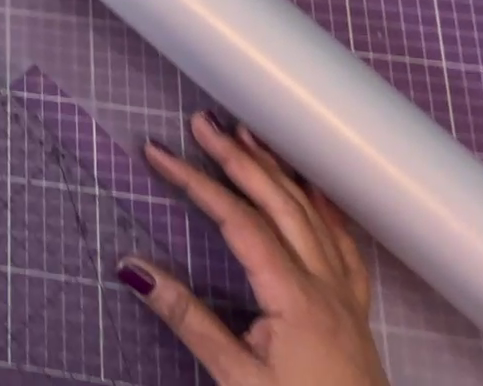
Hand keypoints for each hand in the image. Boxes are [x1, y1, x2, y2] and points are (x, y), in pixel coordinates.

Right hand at [120, 111, 387, 385]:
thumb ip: (186, 317)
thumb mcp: (236, 377)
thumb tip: (128, 265)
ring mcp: (347, 298)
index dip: (196, 181)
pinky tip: (308, 191)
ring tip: (249, 137)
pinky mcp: (353, 311)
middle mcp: (328, 289)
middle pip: (283, 206)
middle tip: (203, 122)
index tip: (156, 152)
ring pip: (316, 217)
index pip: (240, 221)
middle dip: (240, 159)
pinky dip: (323, 207)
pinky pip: (344, 244)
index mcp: (298, 300)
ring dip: (280, 172)